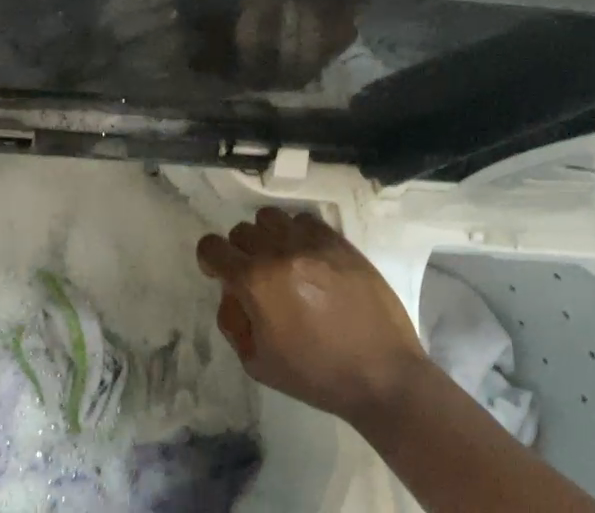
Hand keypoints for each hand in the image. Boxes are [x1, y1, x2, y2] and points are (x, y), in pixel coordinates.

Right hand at [196, 207, 427, 422]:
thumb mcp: (257, 363)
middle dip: (241, 252)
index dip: (210, 260)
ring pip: (271, 218)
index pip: (212, 246)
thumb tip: (231, 294)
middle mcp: (278, 253)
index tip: (221, 275)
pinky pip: (305, 220)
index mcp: (254, 282)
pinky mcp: (340, 244)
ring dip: (268, 236)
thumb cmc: (316, 376)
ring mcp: (312, 245)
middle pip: (241, 231)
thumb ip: (232, 323)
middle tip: (258, 276)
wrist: (383, 377)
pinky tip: (308, 257)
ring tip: (282, 259)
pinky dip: (298, 233)